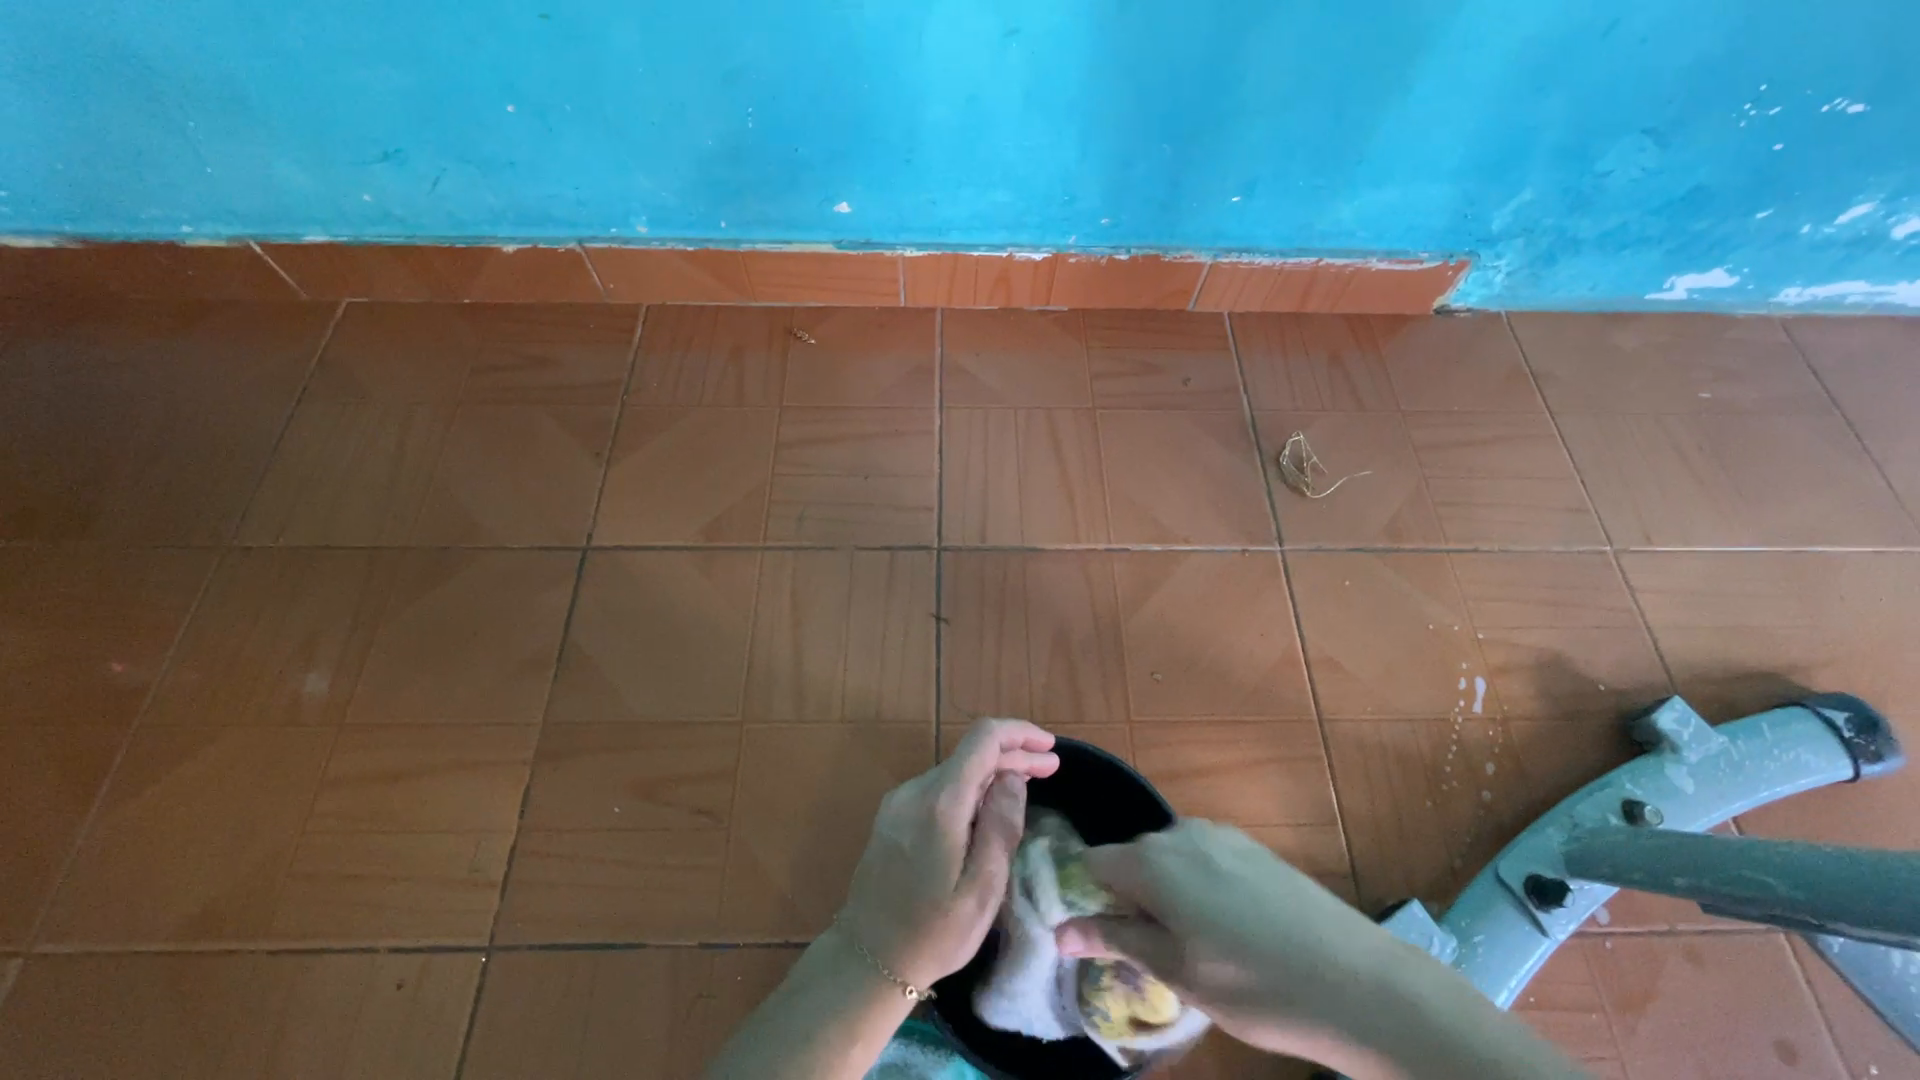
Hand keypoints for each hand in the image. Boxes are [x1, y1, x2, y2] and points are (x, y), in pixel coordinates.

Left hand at [836, 718, 1059, 990]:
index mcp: (940, 803)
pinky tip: (990, 806)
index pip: (982, 739)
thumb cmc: (933, 933)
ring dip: (992, 771)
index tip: (1050, 750)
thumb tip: (1013, 777)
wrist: (867, 958)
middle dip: (1013, 754)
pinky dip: (970, 788)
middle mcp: (915, 791)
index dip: (1019, 733)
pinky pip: (939, 788)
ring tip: (1027, 786)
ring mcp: (899, 802)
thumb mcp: (983, 889)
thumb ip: (1000, 827)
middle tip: (1050, 769)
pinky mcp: (893, 817)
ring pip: (955, 770)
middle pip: (969, 753)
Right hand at [1054, 819, 1403, 1056]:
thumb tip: (1060, 931)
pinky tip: (1233, 930)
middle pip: (1132, 860)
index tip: (1102, 940)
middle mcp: (1181, 833)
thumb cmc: (1255, 985)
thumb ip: (1115, 941)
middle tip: (1154, 956)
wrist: (1361, 983)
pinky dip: (1201, 888)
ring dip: (1168, 895)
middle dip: (1131, 900)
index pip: (1092, 864)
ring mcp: (1223, 836)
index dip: (1088, 900)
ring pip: (1170, 860)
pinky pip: (1205, 860)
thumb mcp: (1176, 973)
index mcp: (1152, 860)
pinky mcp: (1255, 847)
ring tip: (1197, 948)